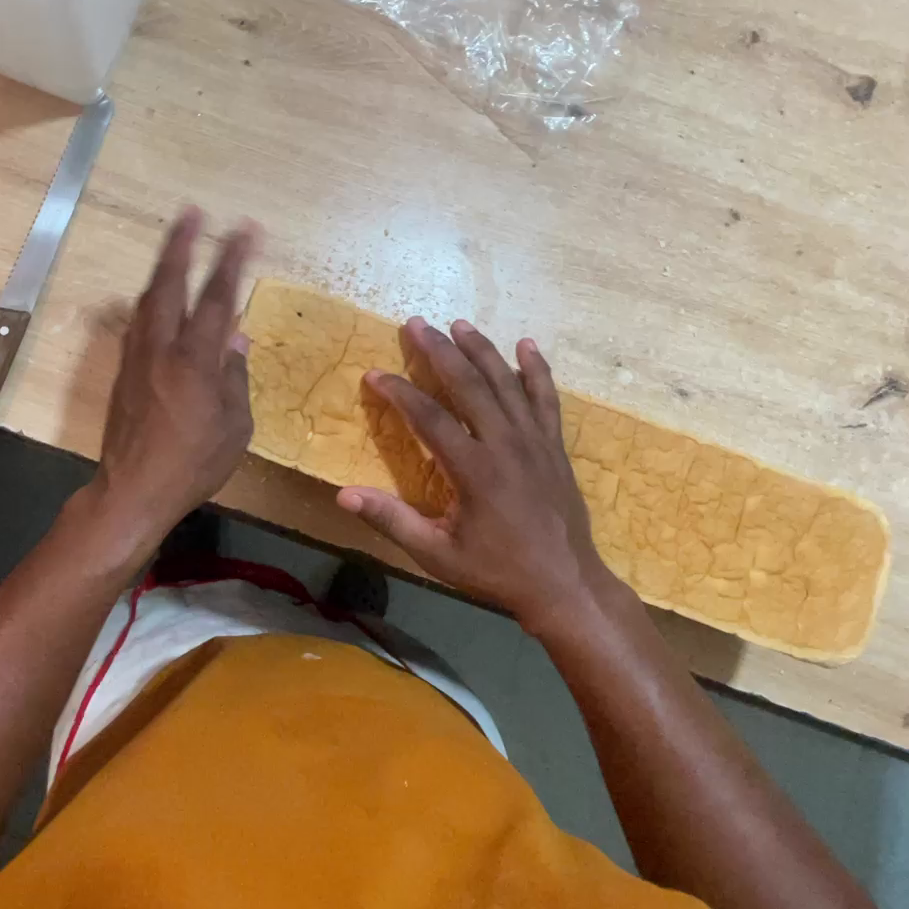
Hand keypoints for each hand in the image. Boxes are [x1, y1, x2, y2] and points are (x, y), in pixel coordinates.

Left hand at [91, 207, 259, 545]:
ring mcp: (137, 357)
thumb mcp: (235, 426)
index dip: (233, 259)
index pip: (218, 297)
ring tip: (175, 244)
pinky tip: (156, 296)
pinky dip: (150, 299)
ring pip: (148, 299)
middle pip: (170, 282)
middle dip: (182, 243)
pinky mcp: (123, 371)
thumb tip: (236, 336)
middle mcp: (162, 348)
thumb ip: (235, 376)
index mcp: (195, 360)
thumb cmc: (194, 464)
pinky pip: (137, 322)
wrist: (133, 489)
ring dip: (163, 267)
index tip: (246, 230)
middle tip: (193, 212)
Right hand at [337, 318, 621, 633]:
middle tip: (416, 323)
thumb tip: (343, 495)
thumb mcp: (436, 554)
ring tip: (459, 324)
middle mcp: (506, 445)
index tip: (374, 374)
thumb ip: (391, 520)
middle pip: (469, 384)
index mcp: (474, 470)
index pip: (429, 417)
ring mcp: (535, 442)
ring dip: (481, 350)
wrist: (565, 585)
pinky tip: (527, 346)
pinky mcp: (554, 446)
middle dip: (439, 351)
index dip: (399, 392)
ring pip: (507, 382)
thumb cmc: (495, 571)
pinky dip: (536, 370)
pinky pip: (545, 398)